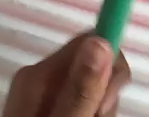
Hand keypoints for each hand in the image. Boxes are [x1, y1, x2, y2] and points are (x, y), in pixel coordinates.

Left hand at [2, 34, 130, 116]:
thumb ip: (82, 90)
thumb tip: (101, 41)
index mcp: (38, 76)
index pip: (90, 39)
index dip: (110, 63)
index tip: (109, 98)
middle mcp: (40, 80)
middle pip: (96, 65)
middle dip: (105, 97)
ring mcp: (46, 98)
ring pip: (94, 90)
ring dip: (99, 113)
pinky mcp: (52, 112)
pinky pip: (85, 105)